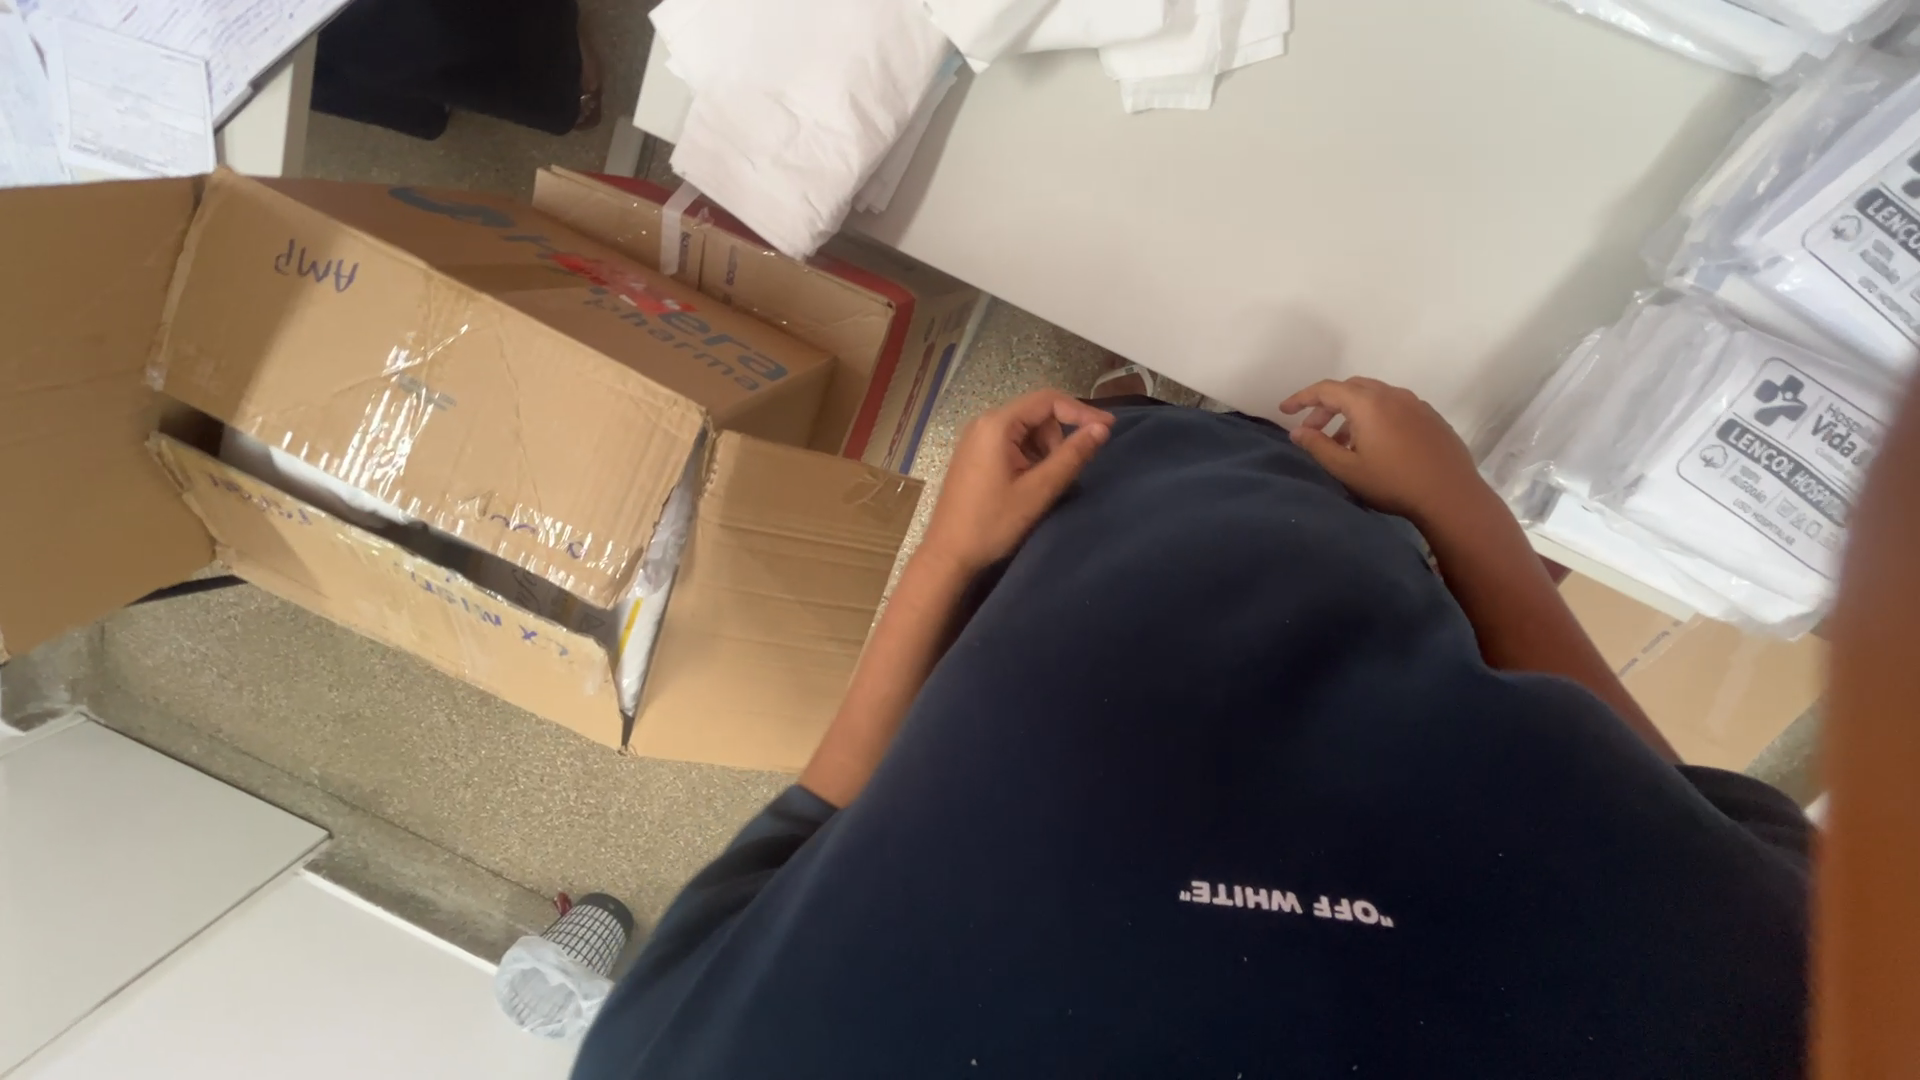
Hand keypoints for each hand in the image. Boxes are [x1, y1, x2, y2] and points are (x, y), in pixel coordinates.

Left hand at [920, 389, 1113, 574]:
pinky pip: (1011, 443)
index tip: (1108, 429)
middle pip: (1036, 414)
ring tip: (1041, 484)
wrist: (949, 554)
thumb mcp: (1038, 491)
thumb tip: (1101, 429)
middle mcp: (983, 423)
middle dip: (1058, 437)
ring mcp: (975, 439)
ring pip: (1025, 430)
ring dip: (1044, 450)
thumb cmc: (992, 523)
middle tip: (1061, 473)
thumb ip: (1072, 456)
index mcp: (997, 425)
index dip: (1082, 411)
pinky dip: (1028, 458)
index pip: (1048, 400)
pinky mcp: (974, 456)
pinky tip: (1026, 485)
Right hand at [1279, 377, 1495, 526]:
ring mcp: (1415, 404)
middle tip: (1311, 430)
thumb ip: (1317, 446)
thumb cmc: (1392, 482)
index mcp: (1368, 404)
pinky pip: (1393, 406)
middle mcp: (1392, 395)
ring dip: (1350, 412)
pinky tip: (1373, 444)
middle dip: (1326, 405)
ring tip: (1341, 442)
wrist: (1451, 495)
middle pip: (1350, 388)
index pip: (1326, 389)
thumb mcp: (1346, 469)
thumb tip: (1296, 431)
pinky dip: (1373, 416)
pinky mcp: (1430, 417)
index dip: (1301, 398)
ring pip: (1373, 397)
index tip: (1284, 411)